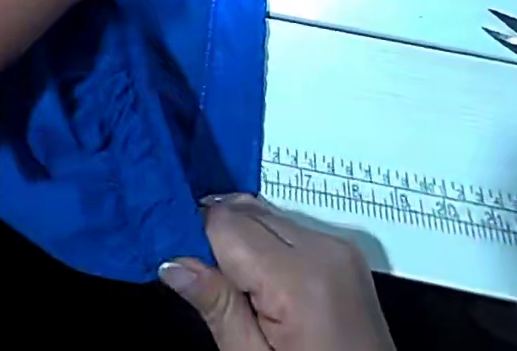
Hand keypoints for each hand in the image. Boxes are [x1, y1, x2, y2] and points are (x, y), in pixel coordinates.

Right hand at [159, 195, 394, 350]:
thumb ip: (217, 308)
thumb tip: (171, 262)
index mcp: (302, 278)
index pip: (224, 222)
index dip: (197, 242)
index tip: (187, 273)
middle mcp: (323, 245)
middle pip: (244, 209)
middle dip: (219, 237)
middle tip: (211, 286)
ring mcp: (339, 246)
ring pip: (263, 211)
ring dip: (242, 237)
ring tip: (241, 290)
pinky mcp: (345, 251)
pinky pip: (287, 225)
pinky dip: (266, 242)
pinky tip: (264, 282)